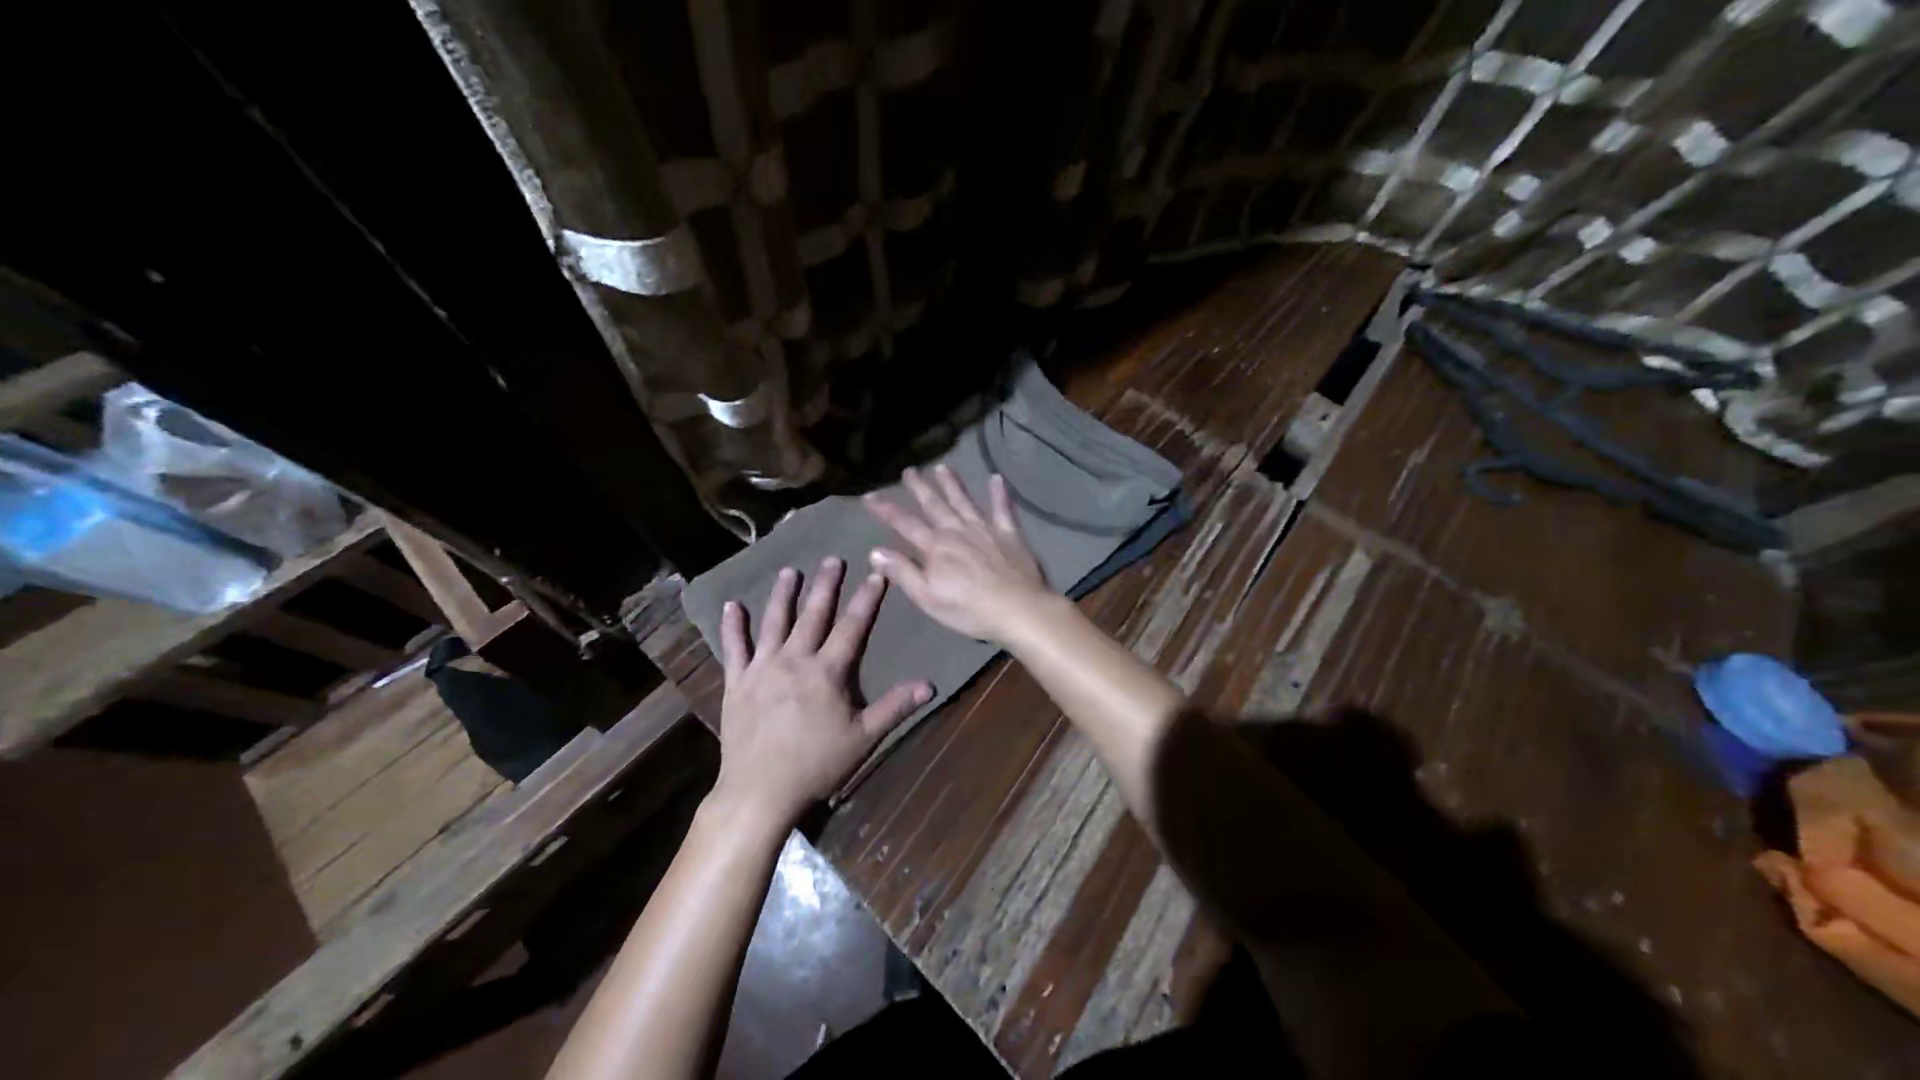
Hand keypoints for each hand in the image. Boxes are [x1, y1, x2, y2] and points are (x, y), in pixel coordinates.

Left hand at [715, 557, 932, 825]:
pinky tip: (732, 605)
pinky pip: (733, 647)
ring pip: (774, 622)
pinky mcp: (737, 682)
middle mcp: (794, 659)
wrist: (760, 789)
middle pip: (813, 615)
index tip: (876, 575)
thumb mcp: (863, 737)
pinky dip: (732, 626)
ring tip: (789, 571)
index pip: (852, 627)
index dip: (866, 600)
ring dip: (783, 595)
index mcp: (827, 672)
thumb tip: (929, 684)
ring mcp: (762, 668)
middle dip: (825, 585)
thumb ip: (895, 707)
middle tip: (832, 559)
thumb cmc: (816, 764)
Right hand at [863, 464, 1049, 644]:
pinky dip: (999, 493)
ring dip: (952, 484)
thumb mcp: (927, 597)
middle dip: (920, 487)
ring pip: (964, 501)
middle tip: (909, 470)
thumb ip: (902, 571)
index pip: (904, 523)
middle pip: (934, 505)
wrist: (1018, 609)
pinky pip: (1003, 509)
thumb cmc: (969, 610)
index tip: (870, 495)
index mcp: (935, 547)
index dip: (886, 509)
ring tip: (942, 467)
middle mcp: (957, 530)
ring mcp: (985, 529)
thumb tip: (875, 551)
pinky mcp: (1009, 534)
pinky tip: (996, 478)